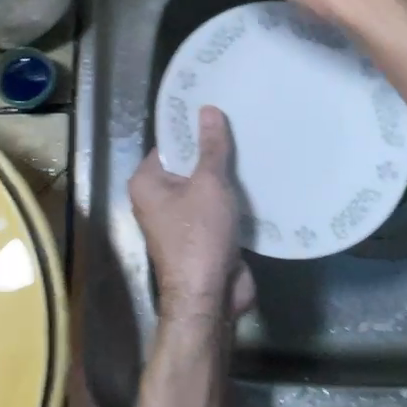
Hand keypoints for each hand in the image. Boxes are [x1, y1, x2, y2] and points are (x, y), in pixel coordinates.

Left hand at [130, 106, 255, 327]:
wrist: (209, 297)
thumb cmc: (200, 235)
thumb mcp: (209, 184)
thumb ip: (211, 147)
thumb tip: (208, 109)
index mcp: (147, 183)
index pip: (171, 143)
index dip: (194, 129)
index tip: (222, 112)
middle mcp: (158, 200)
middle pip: (190, 165)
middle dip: (215, 153)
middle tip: (246, 128)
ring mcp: (180, 220)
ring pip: (207, 188)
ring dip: (229, 178)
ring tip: (257, 150)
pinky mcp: (203, 236)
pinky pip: (218, 208)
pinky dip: (235, 200)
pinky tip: (259, 182)